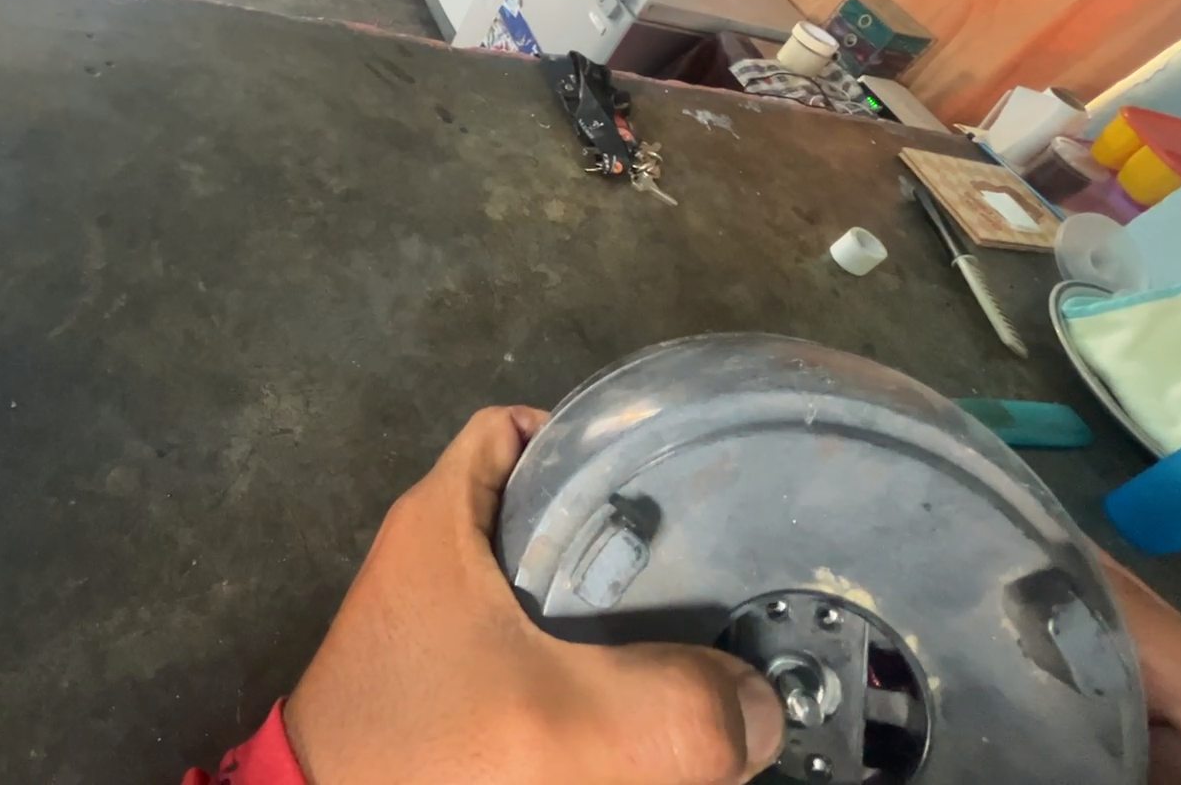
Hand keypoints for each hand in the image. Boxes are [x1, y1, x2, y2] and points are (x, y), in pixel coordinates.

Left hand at [284, 406, 783, 784]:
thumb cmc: (428, 753)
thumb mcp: (561, 729)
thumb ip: (674, 712)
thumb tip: (757, 707)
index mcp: (440, 516)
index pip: (510, 428)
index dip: (575, 434)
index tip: (645, 474)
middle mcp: (428, 545)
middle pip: (524, 494)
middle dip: (597, 517)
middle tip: (678, 556)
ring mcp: (423, 604)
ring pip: (518, 563)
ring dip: (580, 586)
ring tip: (662, 618)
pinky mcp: (427, 657)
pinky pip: (506, 621)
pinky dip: (555, 636)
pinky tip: (605, 681)